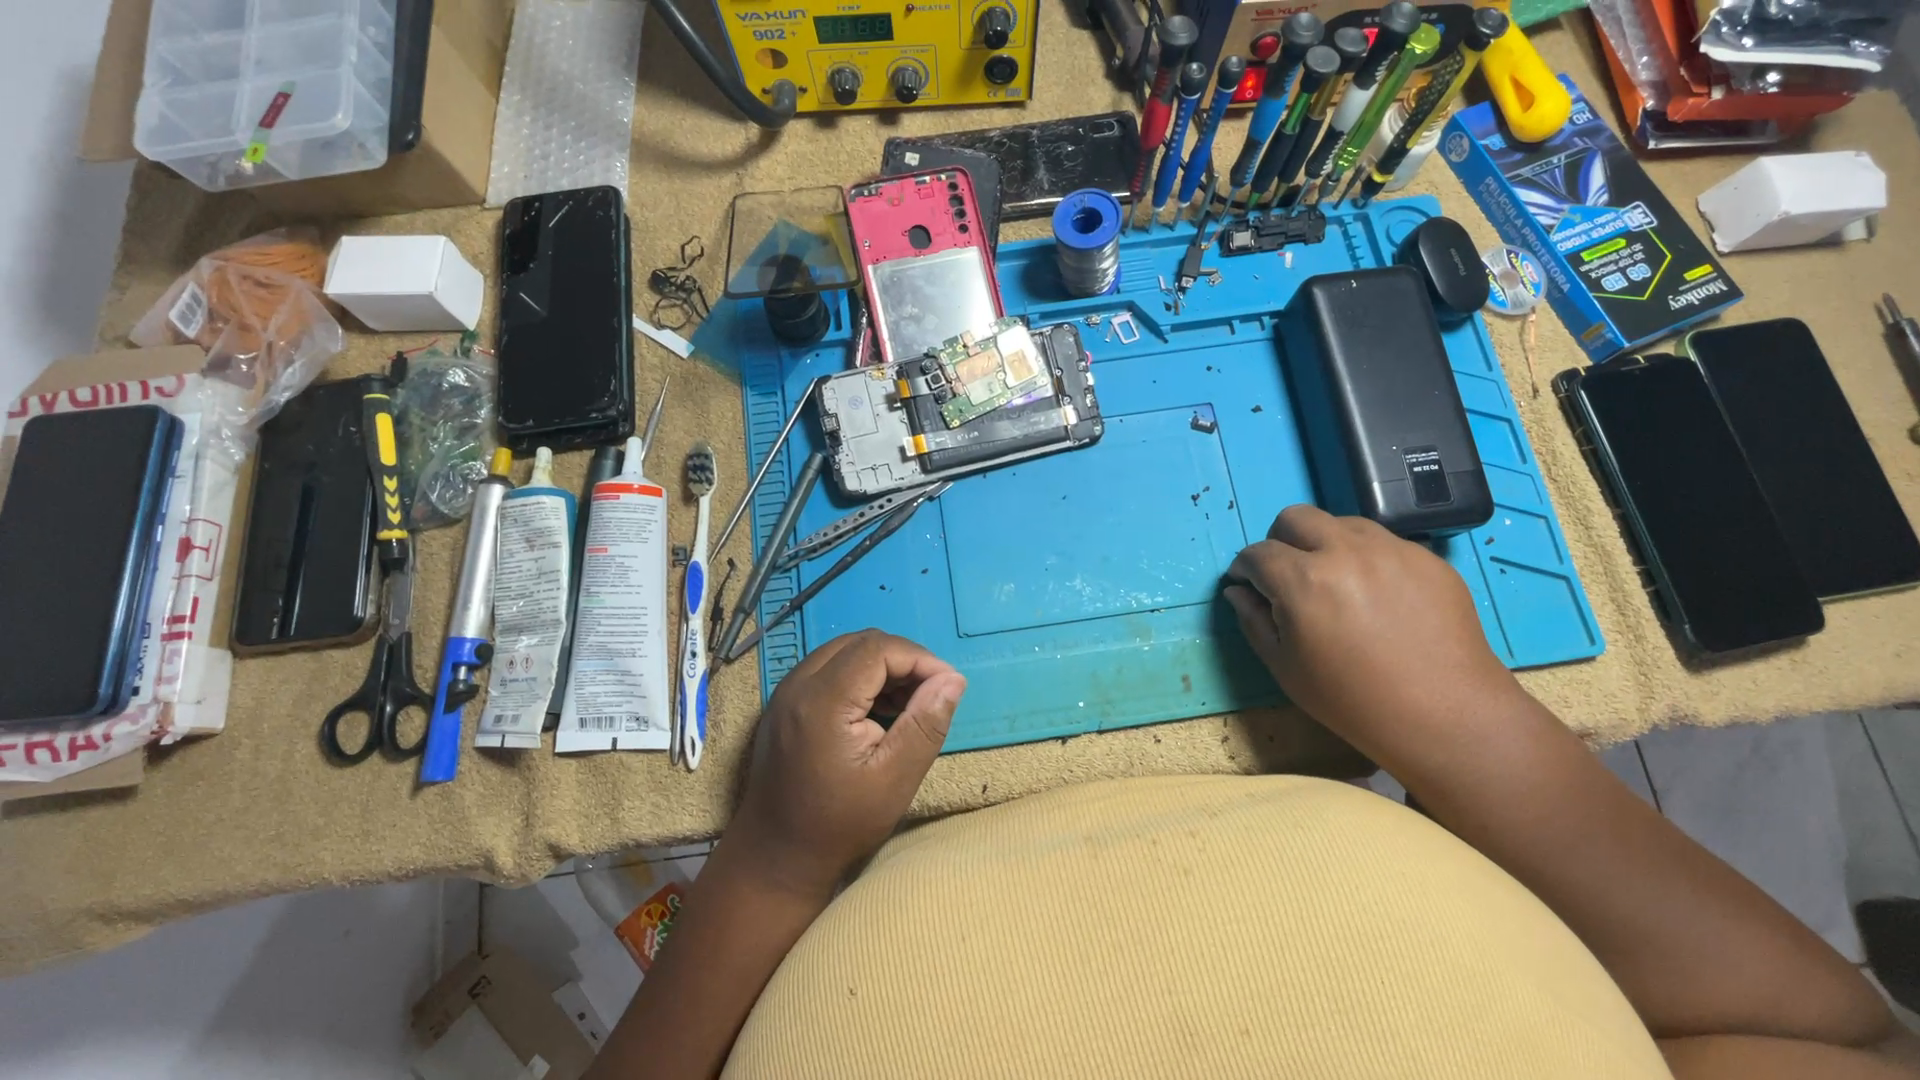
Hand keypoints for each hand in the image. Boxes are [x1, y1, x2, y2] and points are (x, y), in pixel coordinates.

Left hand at [730, 630, 966, 898]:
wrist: (775, 858)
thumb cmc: (839, 824)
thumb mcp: (895, 779)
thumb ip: (926, 724)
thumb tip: (953, 679)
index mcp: (823, 700)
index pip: (878, 649)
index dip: (919, 659)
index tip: (947, 686)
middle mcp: (798, 685)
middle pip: (859, 643)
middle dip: (902, 659)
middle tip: (930, 694)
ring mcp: (785, 693)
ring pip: (842, 652)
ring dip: (880, 667)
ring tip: (908, 704)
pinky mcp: (783, 705)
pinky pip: (826, 670)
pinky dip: (858, 677)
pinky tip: (877, 712)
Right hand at [1223, 505, 1517, 746]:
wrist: (1443, 714)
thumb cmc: (1351, 700)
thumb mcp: (1286, 668)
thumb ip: (1254, 621)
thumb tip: (1239, 591)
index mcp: (1303, 580)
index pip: (1257, 553)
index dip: (1244, 568)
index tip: (1247, 585)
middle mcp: (1345, 551)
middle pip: (1296, 517)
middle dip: (1280, 541)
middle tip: (1287, 575)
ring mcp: (1392, 550)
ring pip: (1342, 523)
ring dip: (1325, 544)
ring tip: (1336, 583)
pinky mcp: (1427, 558)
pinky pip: (1384, 543)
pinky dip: (1367, 559)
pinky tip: (1378, 598)